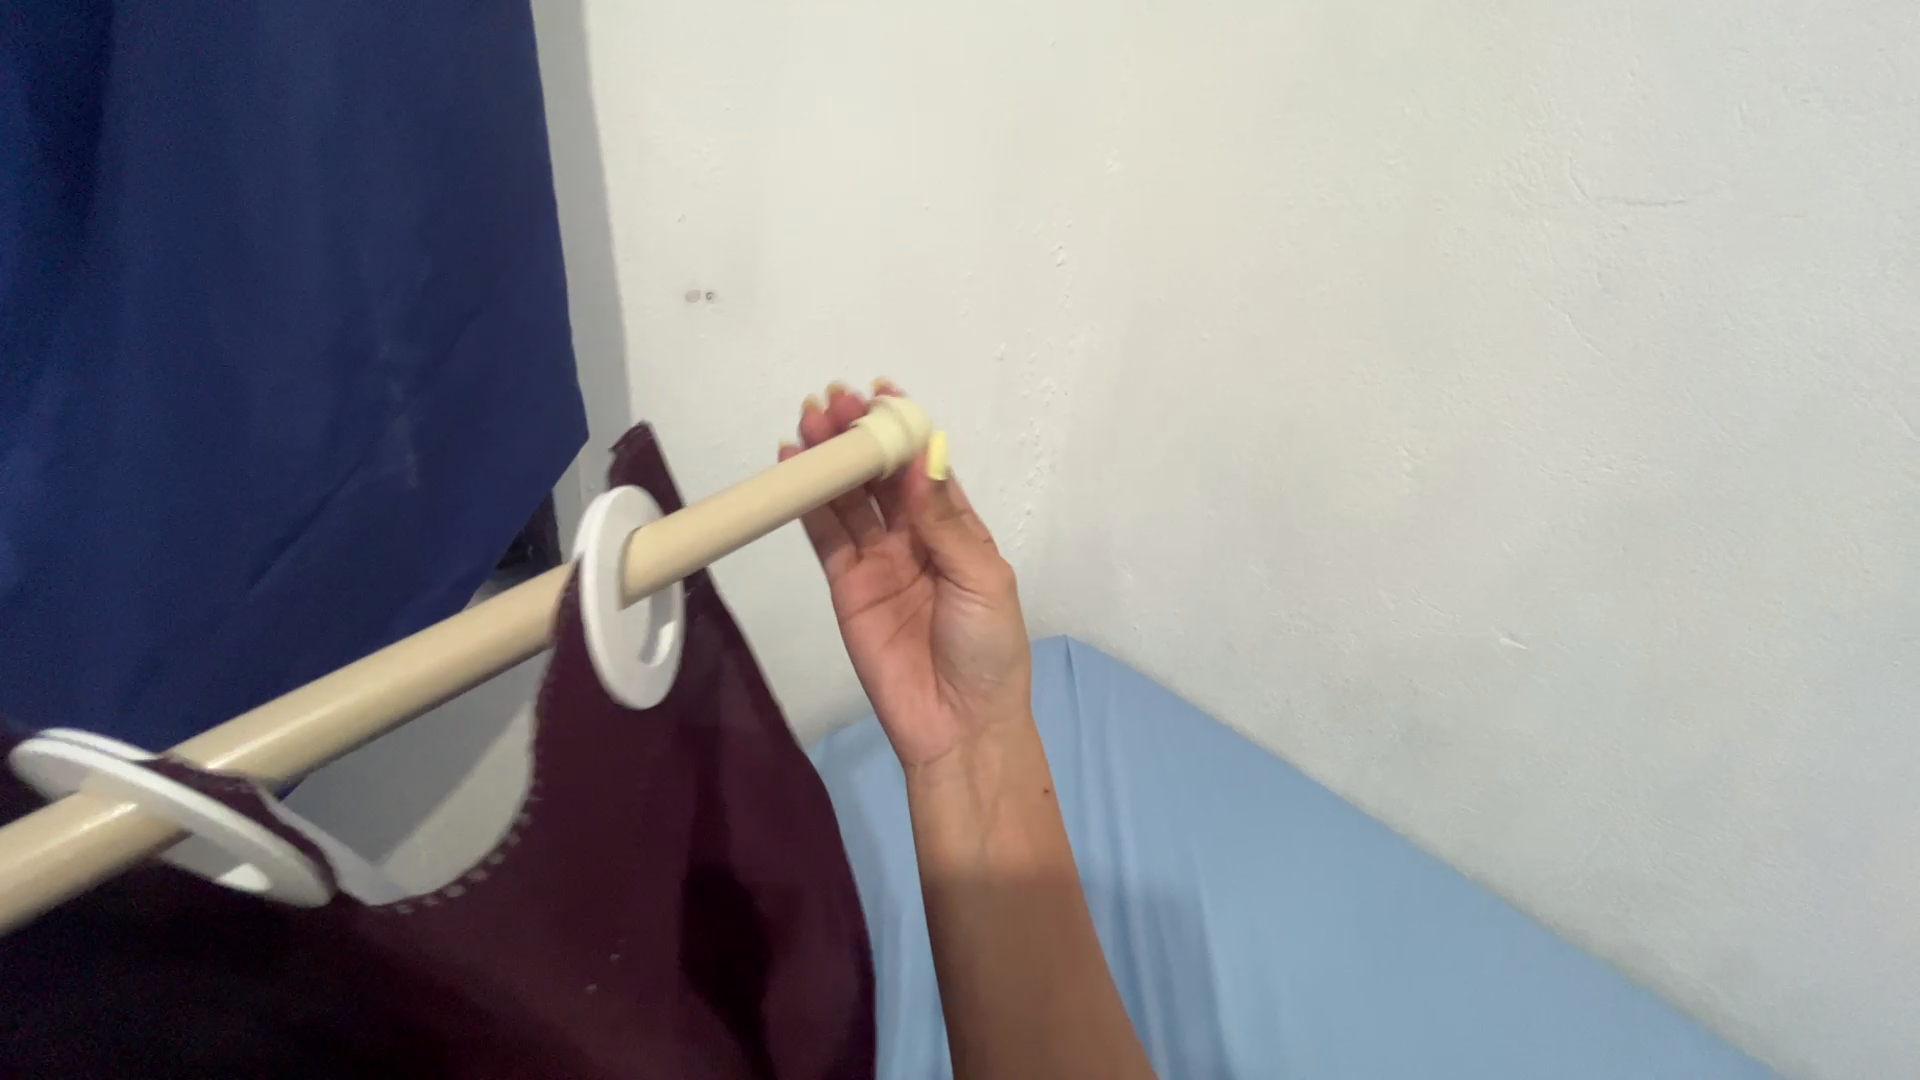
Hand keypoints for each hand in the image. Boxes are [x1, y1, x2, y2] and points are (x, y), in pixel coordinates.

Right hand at [781, 382, 1032, 772]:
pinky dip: (809, 503)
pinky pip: (825, 535)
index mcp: (957, 528)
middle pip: (881, 476)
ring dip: (831, 460)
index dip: (904, 431)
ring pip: (849, 498)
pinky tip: (795, 467)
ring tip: (810, 420)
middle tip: (834, 401)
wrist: (958, 723)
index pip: (925, 468)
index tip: (882, 395)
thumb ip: (944, 520)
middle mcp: (915, 536)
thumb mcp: (981, 578)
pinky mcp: (846, 584)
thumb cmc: (988, 648)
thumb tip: (922, 456)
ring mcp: (877, 559)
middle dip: (860, 437)